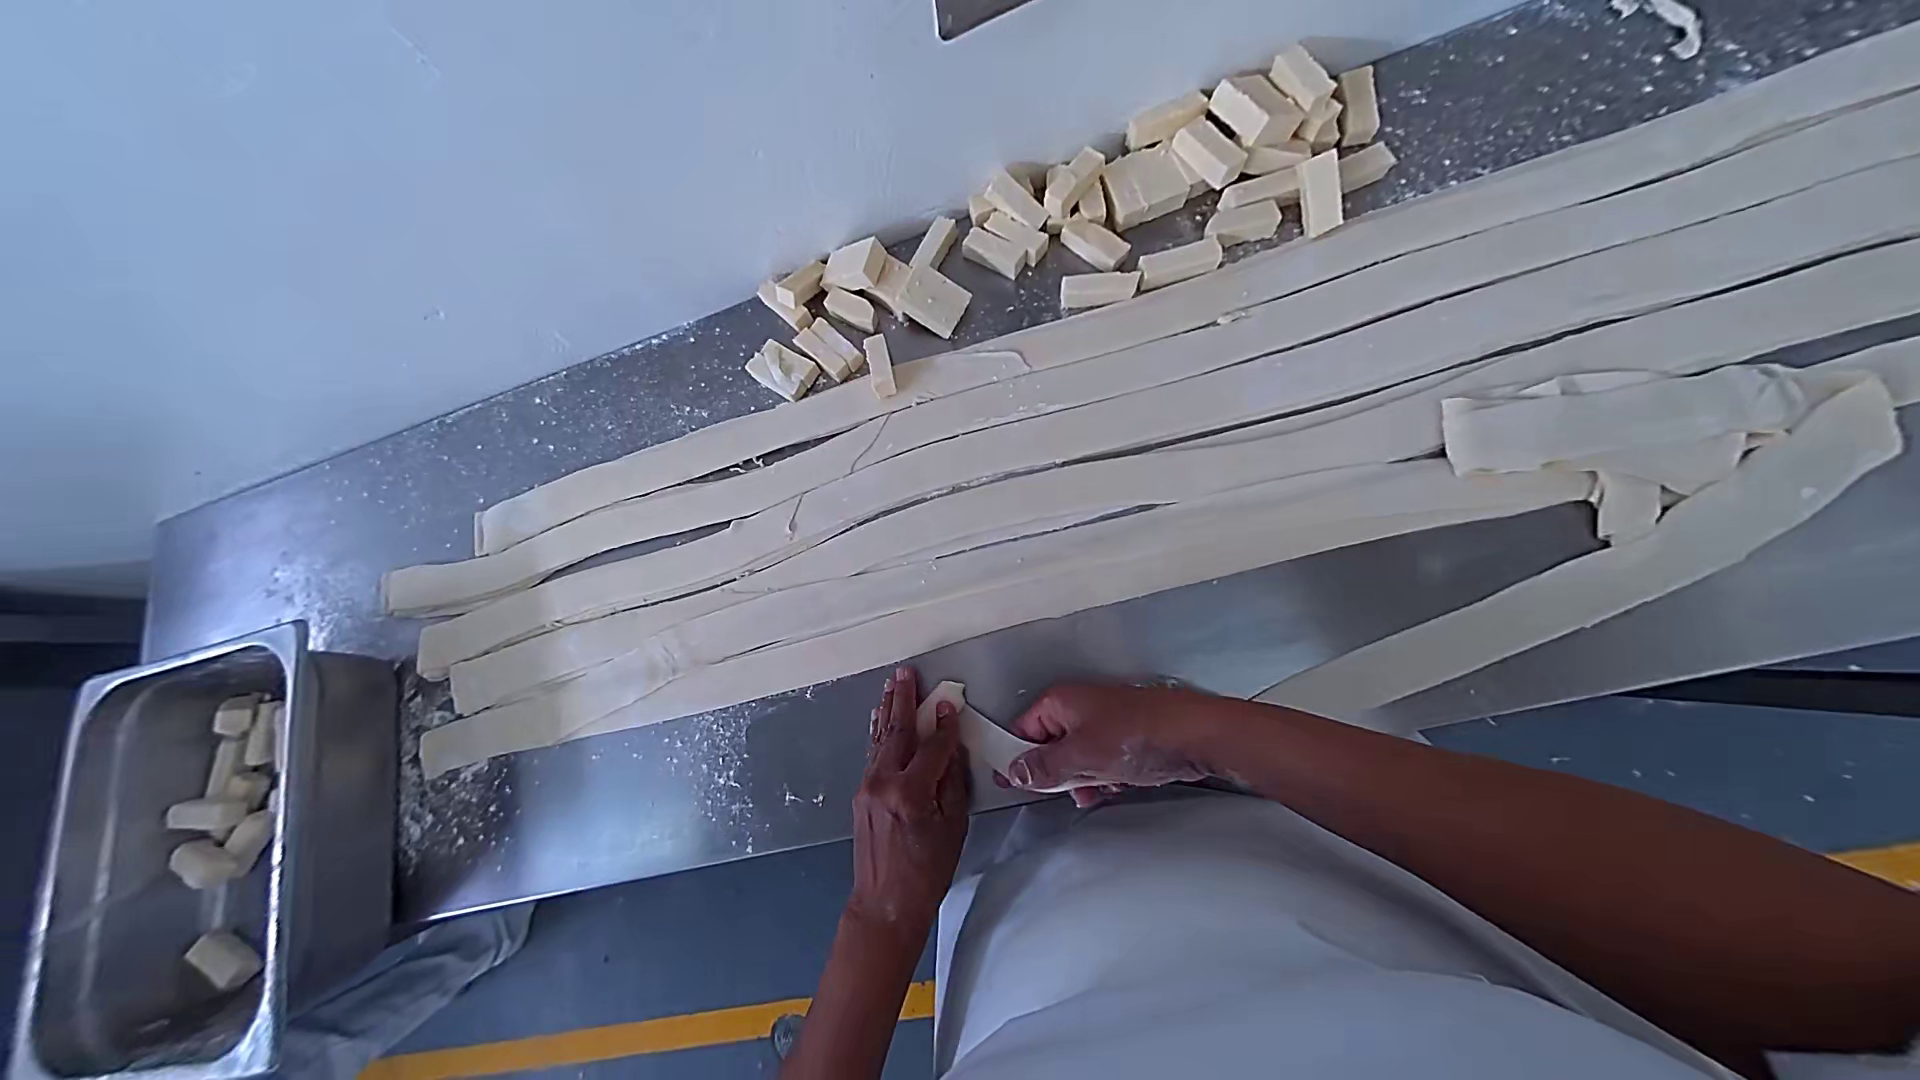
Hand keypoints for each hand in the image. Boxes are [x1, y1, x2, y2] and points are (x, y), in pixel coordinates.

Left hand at [848, 667, 968, 934]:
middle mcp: (884, 783)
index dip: (945, 725)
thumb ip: (952, 781)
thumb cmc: (926, 871)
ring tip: (893, 685)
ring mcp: (867, 786)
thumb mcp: (953, 827)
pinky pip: (874, 753)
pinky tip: (881, 718)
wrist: (885, 903)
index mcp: (911, 793)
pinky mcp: (860, 793)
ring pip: (881, 738)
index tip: (951, 706)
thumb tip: (952, 746)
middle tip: (907, 674)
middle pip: (898, 731)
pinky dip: (880, 732)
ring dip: (888, 709)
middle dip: (904, 699)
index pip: (933, 747)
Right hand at [1003, 683, 1220, 806]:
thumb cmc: (1139, 734)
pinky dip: (1102, 776)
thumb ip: (1043, 767)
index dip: (1015, 758)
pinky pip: (1098, 761)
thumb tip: (1015, 772)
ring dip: (1080, 779)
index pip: (1021, 729)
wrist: (1195, 735)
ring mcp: (1102, 722)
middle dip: (1055, 773)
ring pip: (1074, 758)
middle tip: (1063, 789)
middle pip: (1048, 745)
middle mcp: (1077, 707)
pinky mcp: (1122, 738)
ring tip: (1096, 789)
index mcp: (1060, 701)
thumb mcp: (1080, 757)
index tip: (1011, 784)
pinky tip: (1116, 785)